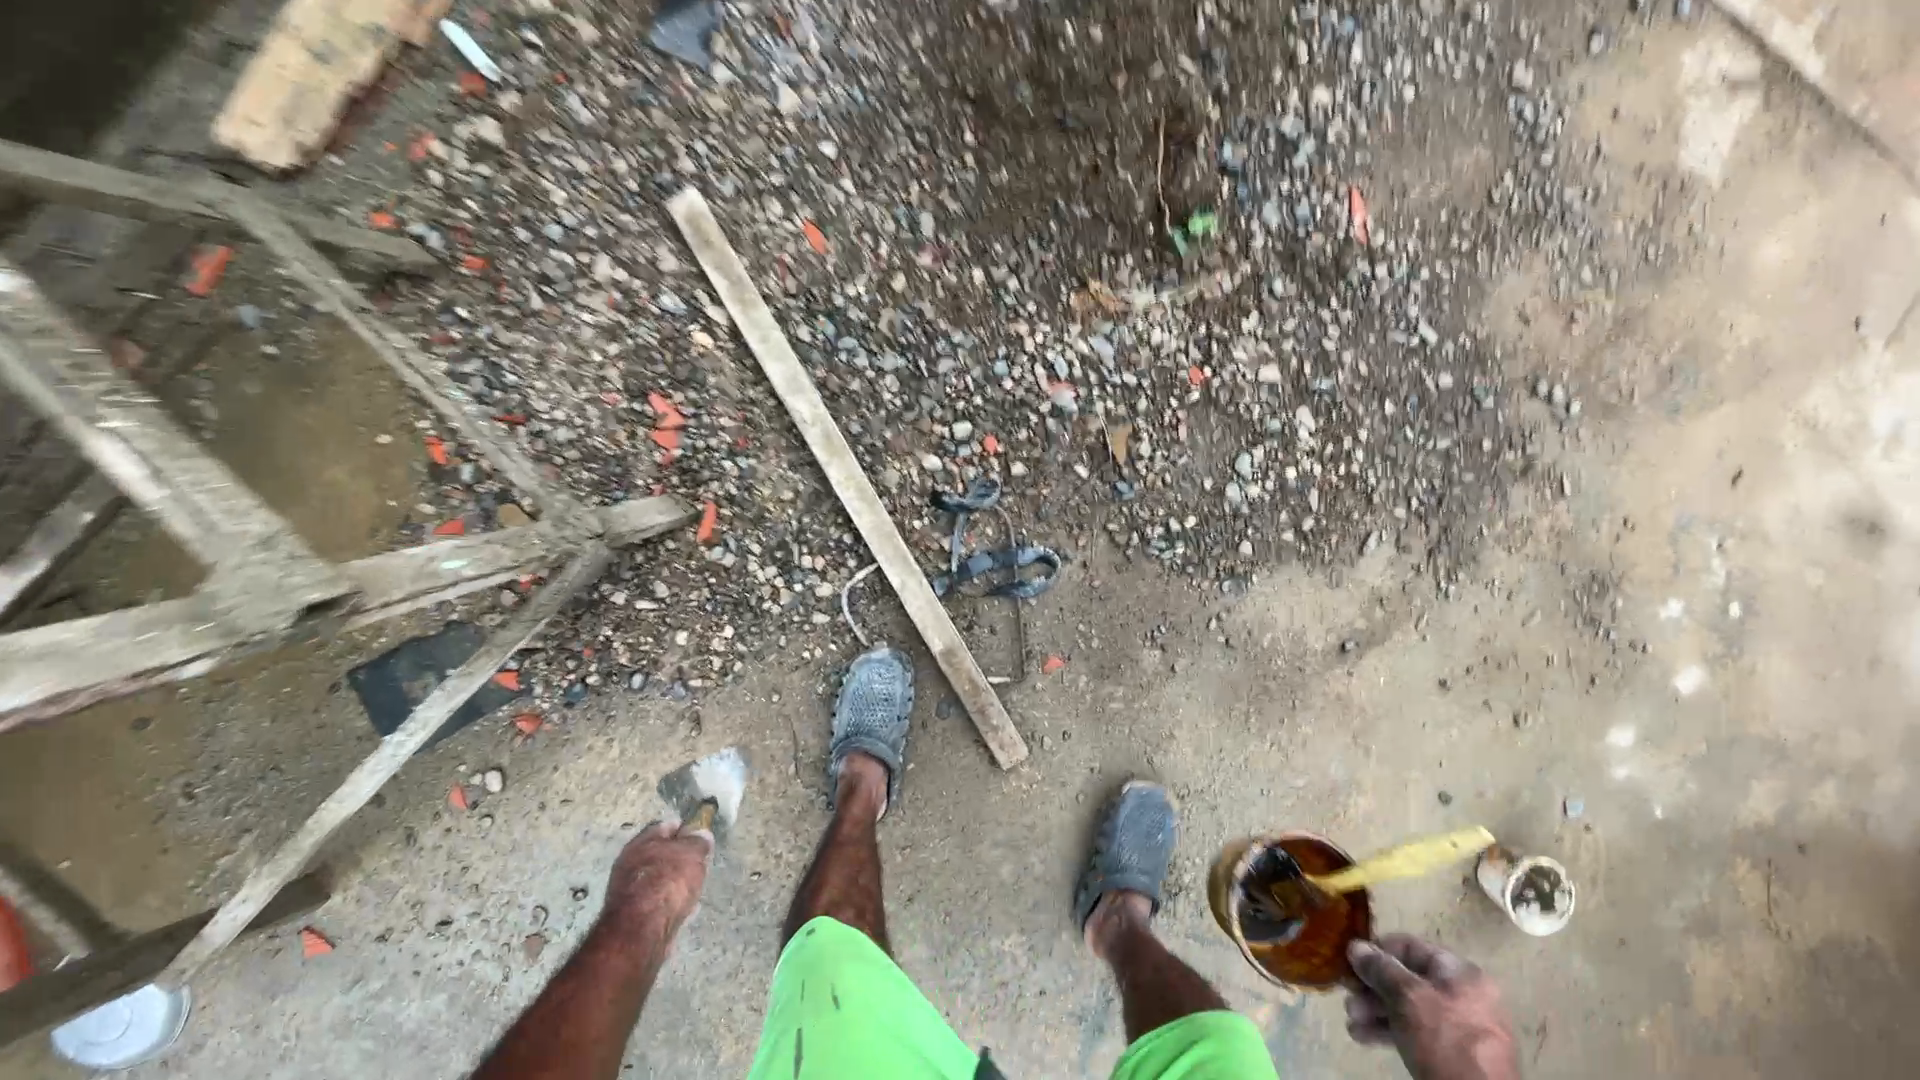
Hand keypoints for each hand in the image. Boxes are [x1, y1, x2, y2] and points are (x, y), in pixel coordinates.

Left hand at [601, 820, 713, 939]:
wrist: (642, 931)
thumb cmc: (668, 882)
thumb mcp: (692, 854)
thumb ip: (698, 841)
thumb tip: (701, 834)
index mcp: (642, 842)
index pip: (666, 826)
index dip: (685, 828)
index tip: (702, 837)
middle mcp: (629, 863)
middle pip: (661, 854)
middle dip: (680, 859)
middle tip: (700, 864)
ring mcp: (628, 890)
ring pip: (659, 879)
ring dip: (675, 883)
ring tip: (694, 889)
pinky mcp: (632, 915)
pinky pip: (657, 901)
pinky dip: (669, 903)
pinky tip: (683, 910)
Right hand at [1345, 935, 1518, 1079]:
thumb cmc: (1445, 1039)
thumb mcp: (1408, 998)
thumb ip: (1380, 969)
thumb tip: (1355, 945)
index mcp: (1459, 973)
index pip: (1410, 947)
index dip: (1376, 950)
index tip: (1349, 962)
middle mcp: (1460, 994)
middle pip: (1406, 978)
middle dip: (1371, 987)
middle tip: (1347, 996)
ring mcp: (1457, 1025)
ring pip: (1406, 1006)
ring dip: (1374, 1009)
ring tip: (1351, 1020)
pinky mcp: (1450, 1052)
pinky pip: (1414, 1030)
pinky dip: (1388, 1030)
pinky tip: (1362, 1036)